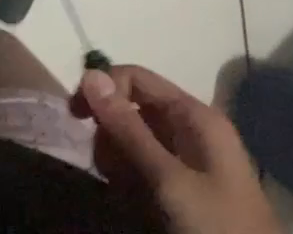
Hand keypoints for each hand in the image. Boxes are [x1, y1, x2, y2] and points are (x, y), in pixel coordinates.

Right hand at [75, 66, 279, 233]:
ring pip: (131, 137)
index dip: (103, 89)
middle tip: (107, 166)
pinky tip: (130, 198)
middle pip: (130, 106)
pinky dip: (128, 176)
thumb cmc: (216, 227)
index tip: (76, 117)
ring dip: (116, 157)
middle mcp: (189, 128)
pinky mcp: (181, 184)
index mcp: (194, 116)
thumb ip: (128, 128)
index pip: (135, 77)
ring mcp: (186, 158)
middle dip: (110, 132)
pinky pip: (141, 163)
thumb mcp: (168, 179)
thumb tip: (90, 74)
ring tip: (121, 188)